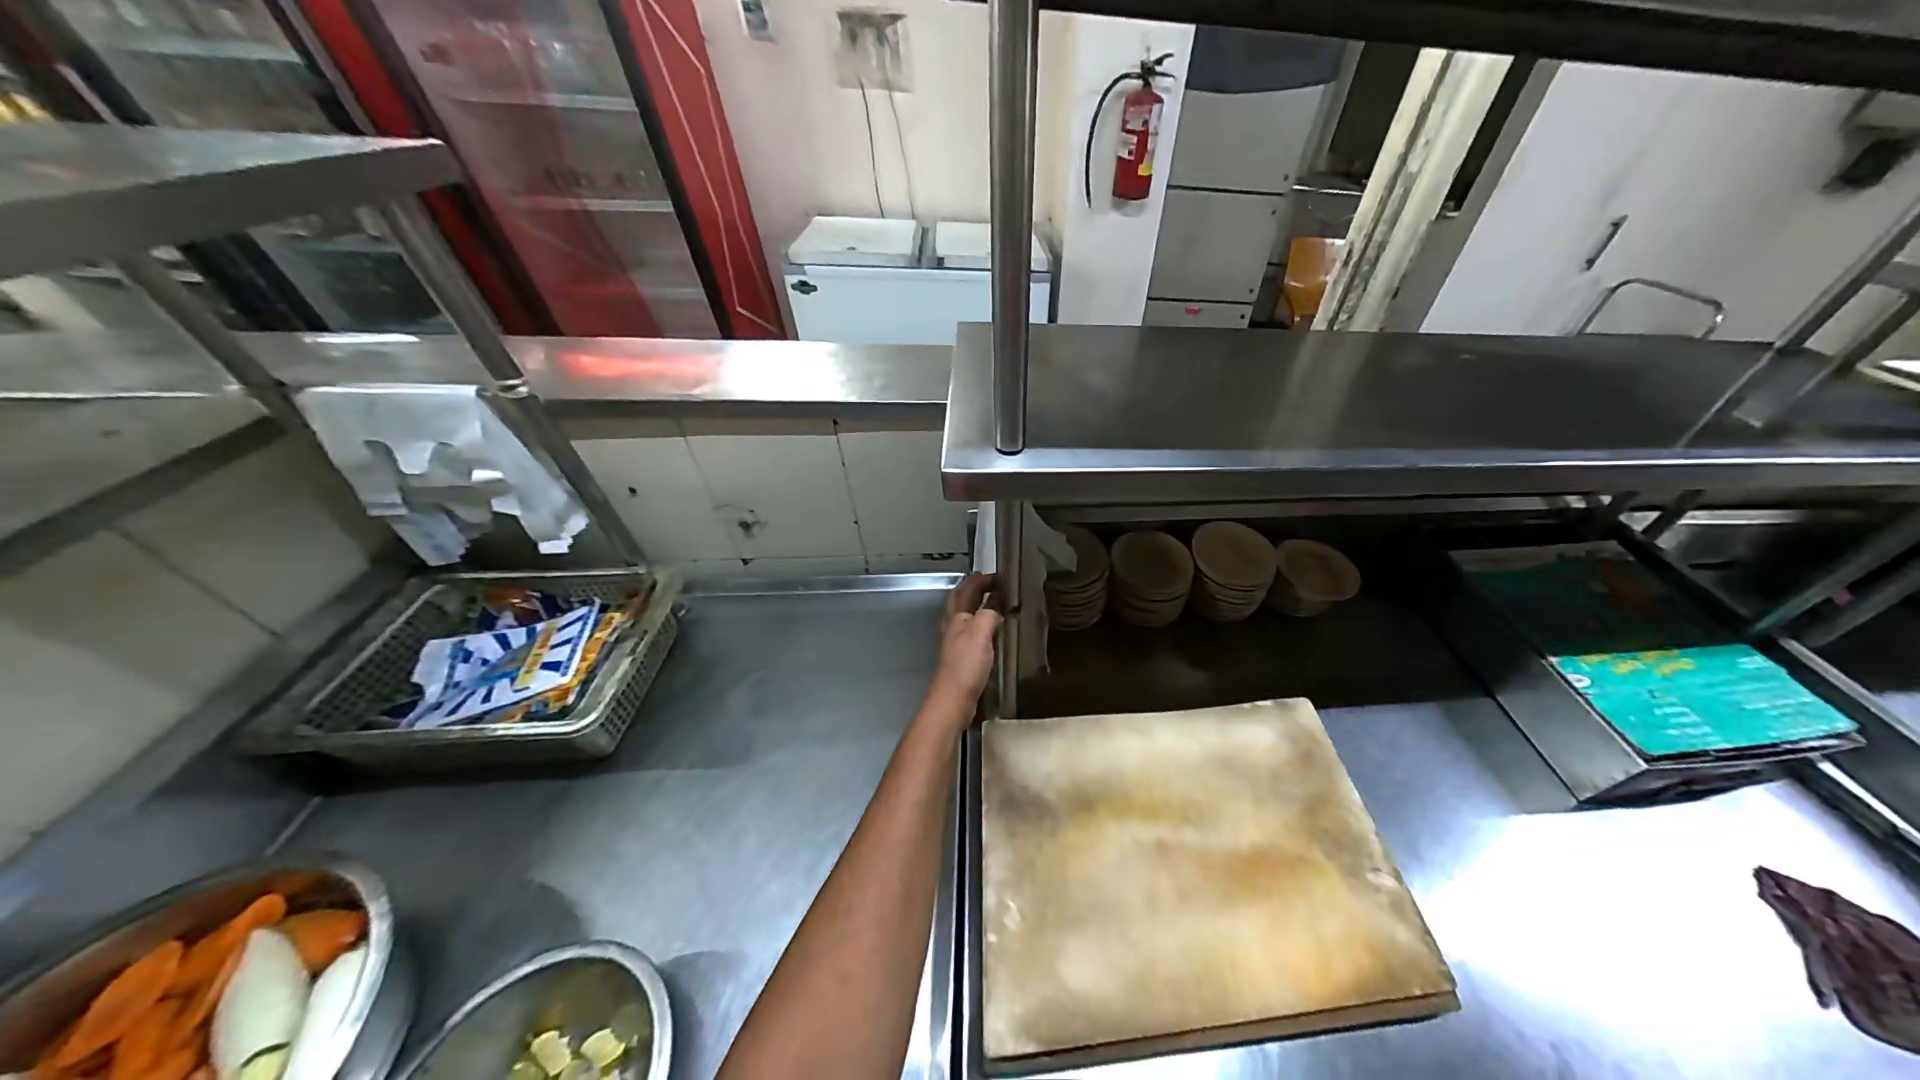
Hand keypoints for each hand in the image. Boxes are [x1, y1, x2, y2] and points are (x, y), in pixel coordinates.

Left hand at [926, 573, 1001, 722]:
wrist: (953, 700)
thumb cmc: (966, 665)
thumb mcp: (980, 633)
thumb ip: (988, 615)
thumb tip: (996, 609)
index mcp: (956, 617)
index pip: (966, 589)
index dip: (980, 580)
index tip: (998, 576)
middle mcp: (953, 626)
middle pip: (961, 600)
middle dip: (974, 589)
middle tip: (992, 584)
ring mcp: (955, 642)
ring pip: (964, 615)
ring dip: (976, 605)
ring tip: (993, 603)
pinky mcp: (961, 657)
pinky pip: (971, 632)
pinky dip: (980, 624)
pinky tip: (990, 631)